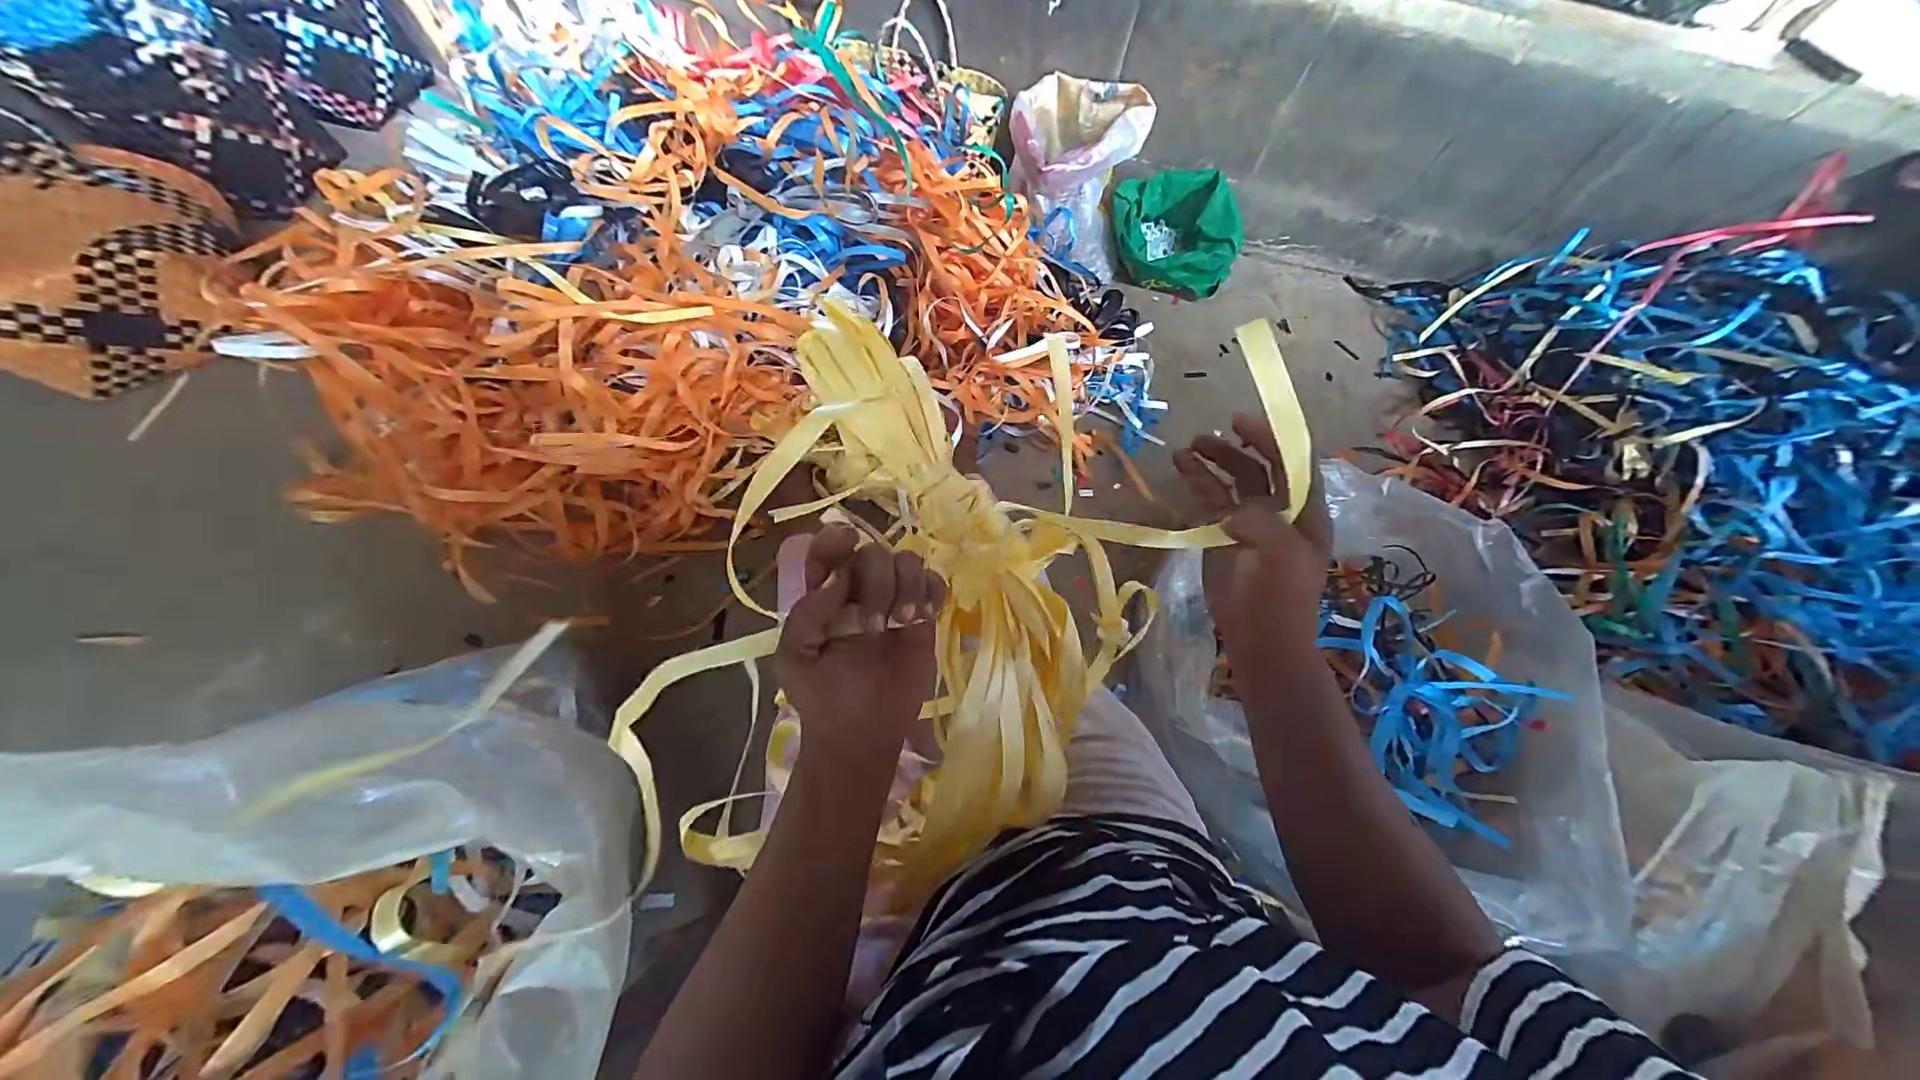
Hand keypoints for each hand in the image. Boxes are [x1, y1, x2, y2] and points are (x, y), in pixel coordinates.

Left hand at [774, 525, 944, 768]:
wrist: (861, 734)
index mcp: (822, 594)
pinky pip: (934, 583)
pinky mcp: (923, 617)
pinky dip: (931, 590)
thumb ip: (808, 613)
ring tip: (903, 621)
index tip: (847, 541)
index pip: (828, 550)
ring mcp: (893, 600)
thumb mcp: (796, 657)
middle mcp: (858, 590)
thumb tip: (840, 577)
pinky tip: (922, 615)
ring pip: (908, 561)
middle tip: (874, 626)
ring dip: (906, 585)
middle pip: (873, 553)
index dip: (836, 538)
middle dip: (876, 581)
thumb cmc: (822, 696)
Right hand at [1173, 413, 1331, 651]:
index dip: (1271, 438)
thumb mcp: (1282, 553)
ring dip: (1211, 462)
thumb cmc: (1281, 594)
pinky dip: (1196, 482)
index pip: (1292, 462)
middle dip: (1234, 448)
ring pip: (1230, 481)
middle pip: (1258, 467)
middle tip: (1205, 436)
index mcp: (1304, 510)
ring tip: (1187, 448)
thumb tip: (1230, 511)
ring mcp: (1247, 522)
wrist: (1260, 635)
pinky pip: (1209, 501)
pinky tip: (1181, 467)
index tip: (1241, 422)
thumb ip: (1260, 521)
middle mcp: (1277, 509)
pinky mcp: (1220, 535)